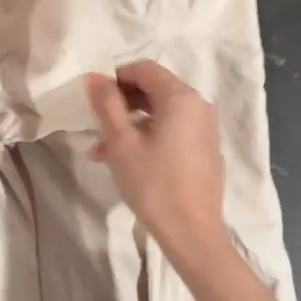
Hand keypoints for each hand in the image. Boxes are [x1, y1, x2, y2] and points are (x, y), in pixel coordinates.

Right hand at [87, 61, 227, 260]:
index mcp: (180, 97)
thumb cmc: (153, 184)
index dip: (116, 78)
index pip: (145, 69)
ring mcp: (205, 129)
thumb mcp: (122, 143)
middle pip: (155, 90)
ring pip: (162, 114)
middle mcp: (198, 106)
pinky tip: (130, 162)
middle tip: (96, 127)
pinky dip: (150, 137)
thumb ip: (106, 105)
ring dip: (131, 125)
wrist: (191, 231)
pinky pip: (174, 131)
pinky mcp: (205, 150)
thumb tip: (94, 77)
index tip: (94, 100)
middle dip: (122, 105)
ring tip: (104, 152)